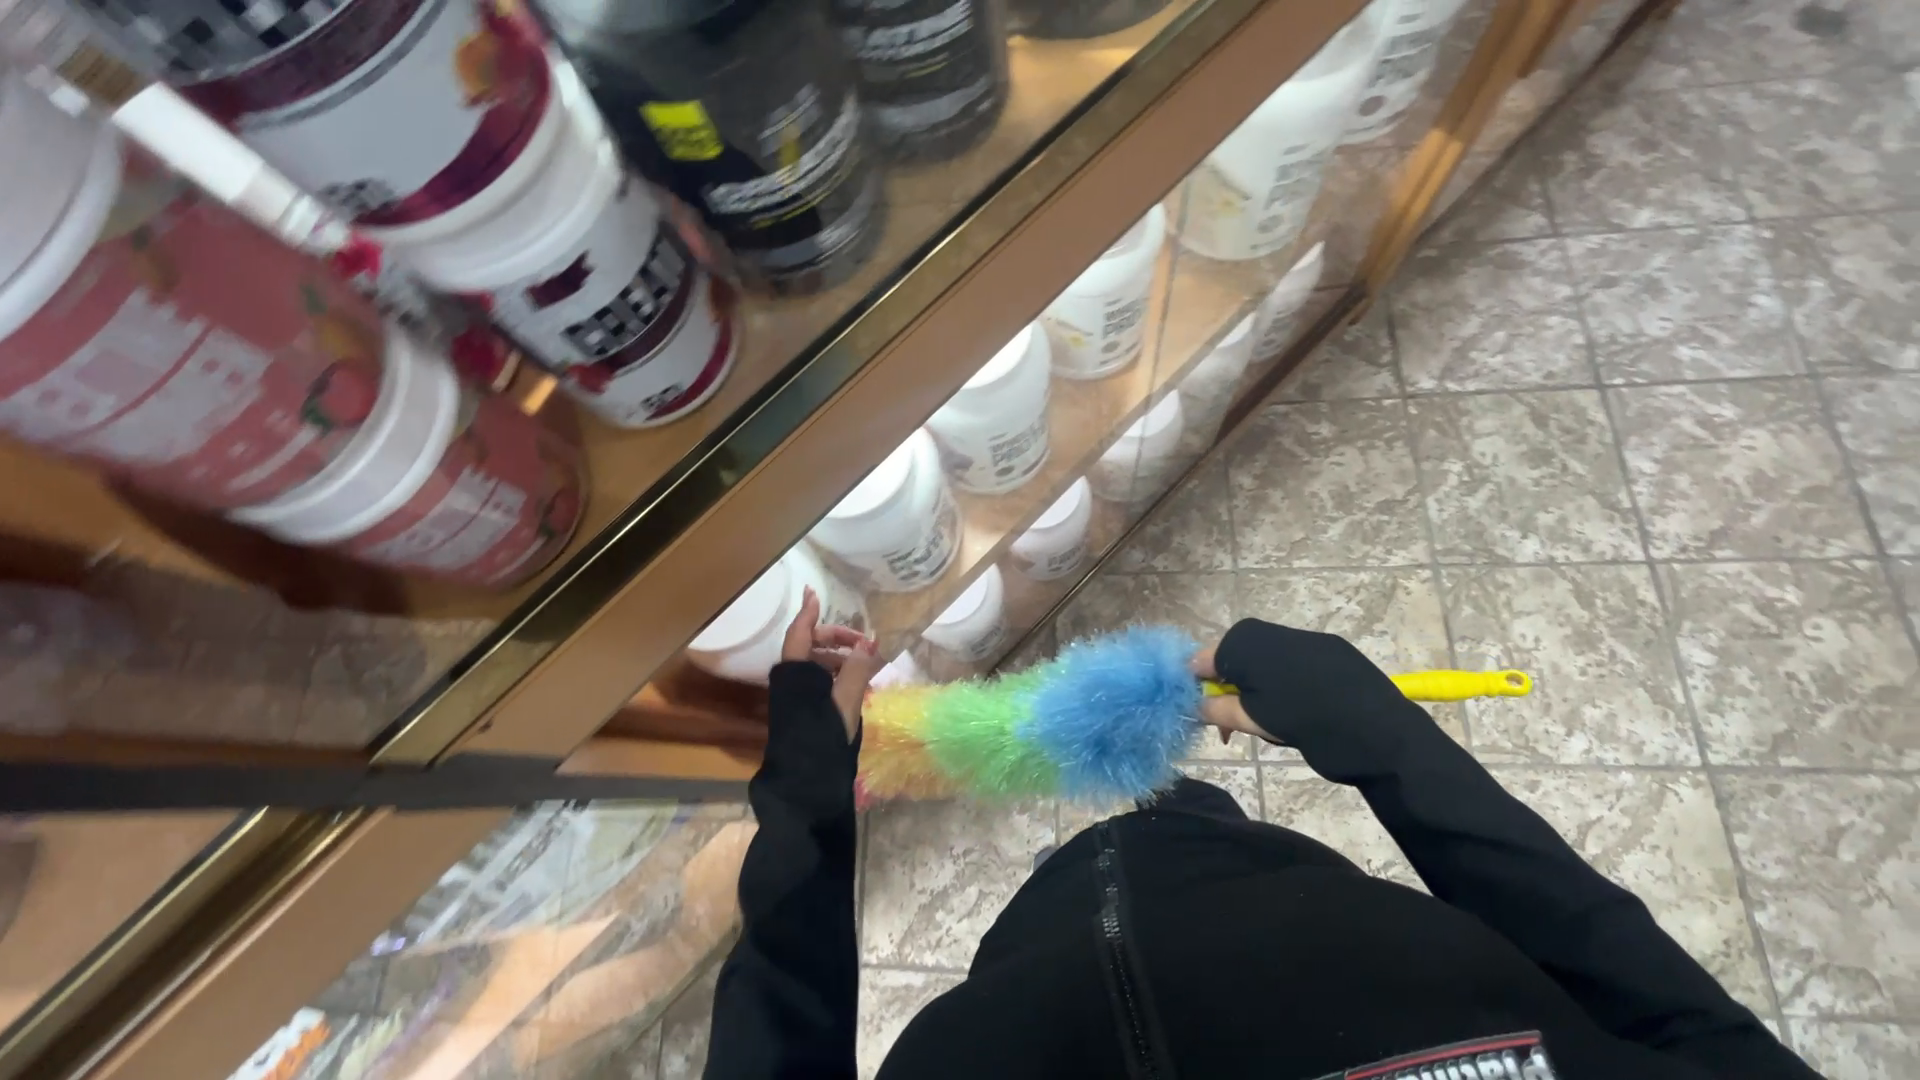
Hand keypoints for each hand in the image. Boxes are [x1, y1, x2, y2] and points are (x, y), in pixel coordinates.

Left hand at [781, 587, 881, 741]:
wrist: (805, 777)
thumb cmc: (823, 735)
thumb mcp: (845, 701)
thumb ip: (857, 669)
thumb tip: (869, 642)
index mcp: (796, 673)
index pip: (800, 633)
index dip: (808, 612)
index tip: (814, 593)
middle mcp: (791, 680)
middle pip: (811, 647)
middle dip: (837, 639)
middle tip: (864, 643)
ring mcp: (796, 695)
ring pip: (816, 665)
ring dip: (840, 659)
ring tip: (865, 666)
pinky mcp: (803, 709)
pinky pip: (820, 682)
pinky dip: (837, 676)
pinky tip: (857, 685)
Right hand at [1191, 620, 1427, 782]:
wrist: (1384, 735)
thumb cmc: (1306, 725)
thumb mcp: (1252, 721)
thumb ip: (1216, 708)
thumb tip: (1193, 703)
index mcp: (1245, 642)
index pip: (1201, 661)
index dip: (1196, 689)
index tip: (1203, 717)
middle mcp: (1270, 630)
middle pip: (1232, 660)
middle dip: (1227, 691)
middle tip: (1232, 728)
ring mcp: (1304, 639)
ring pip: (1262, 663)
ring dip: (1254, 691)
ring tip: (1266, 725)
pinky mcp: (1332, 650)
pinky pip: (1291, 664)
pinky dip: (1283, 685)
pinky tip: (1297, 711)